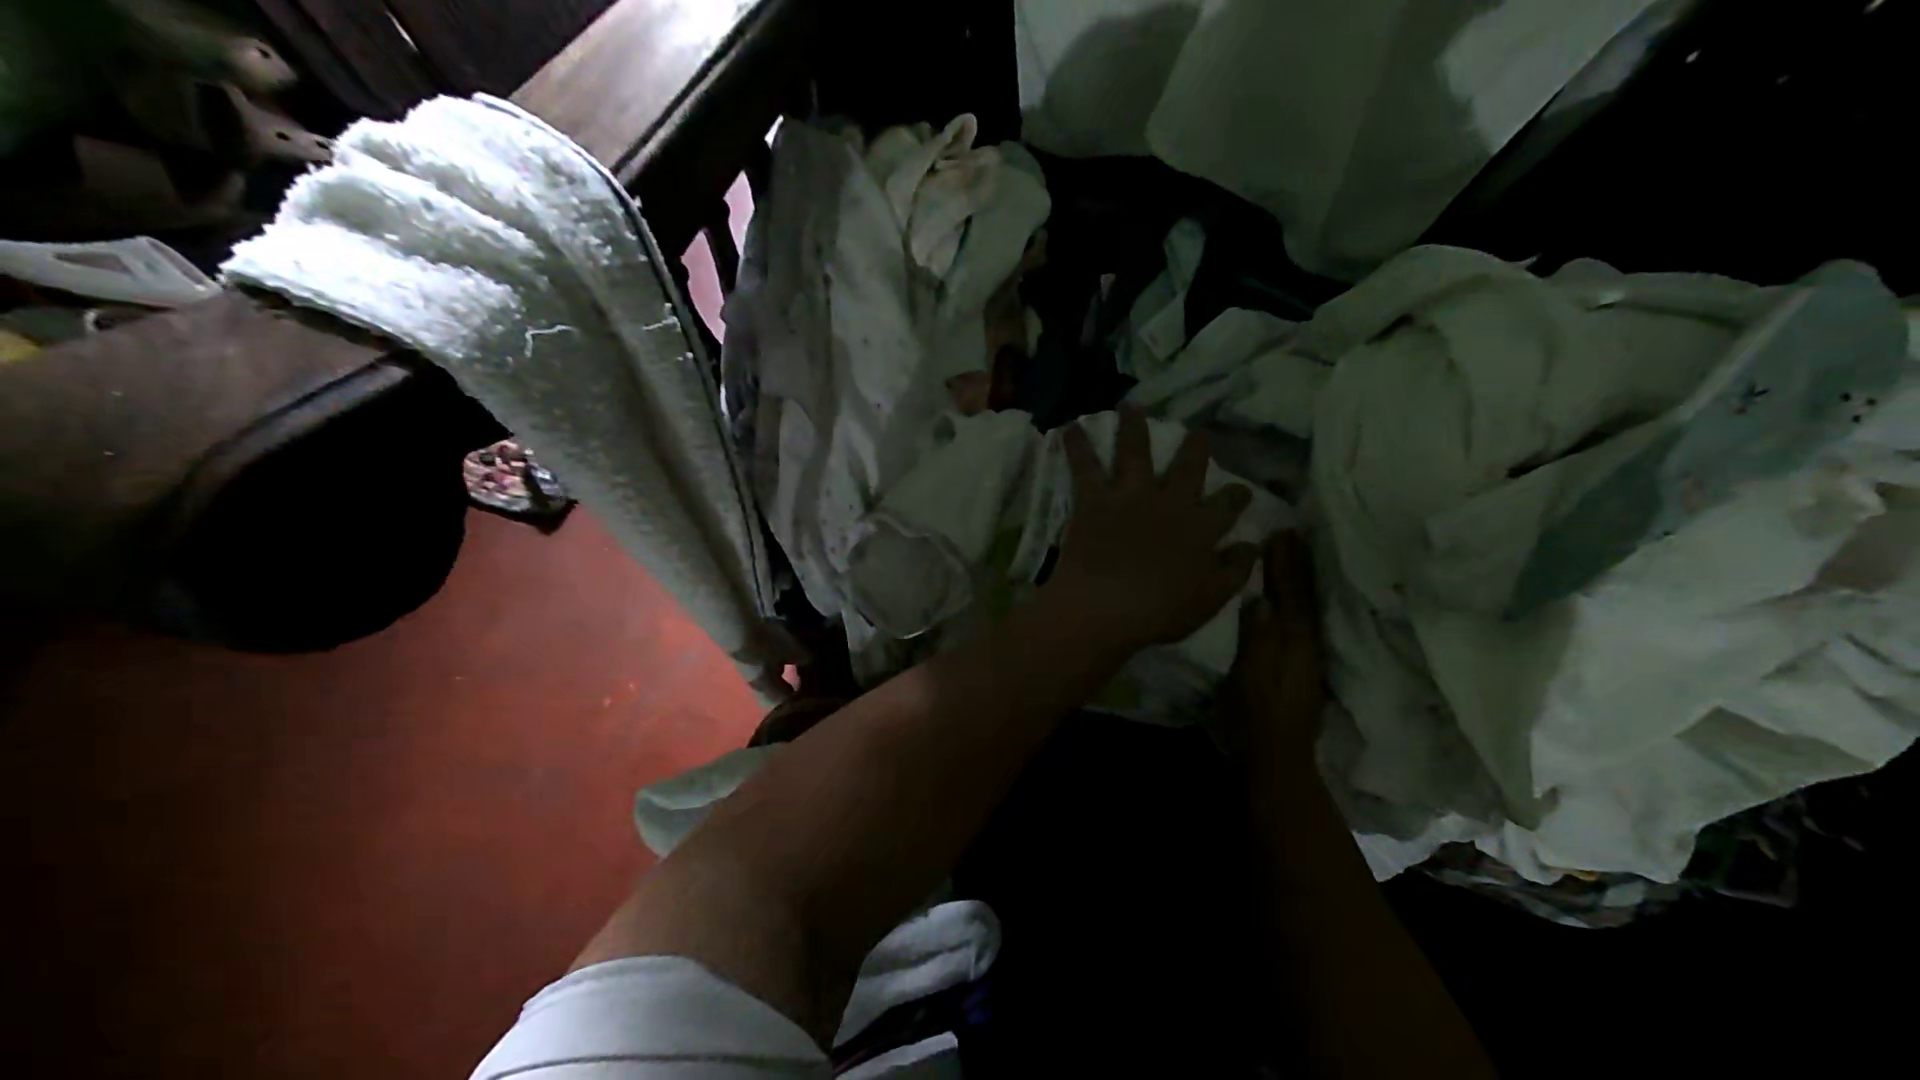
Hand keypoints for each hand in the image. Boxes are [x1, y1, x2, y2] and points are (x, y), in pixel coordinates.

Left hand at [1040, 409, 1258, 653]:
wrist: (1105, 606)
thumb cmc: (1159, 611)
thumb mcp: (1209, 599)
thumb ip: (1233, 570)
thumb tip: (1252, 545)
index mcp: (1201, 527)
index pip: (1227, 504)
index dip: (1236, 495)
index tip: (1241, 489)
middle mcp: (1169, 502)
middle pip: (1188, 467)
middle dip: (1196, 448)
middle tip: (1198, 431)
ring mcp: (1130, 496)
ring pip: (1135, 453)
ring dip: (1134, 427)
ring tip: (1131, 405)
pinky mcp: (1095, 500)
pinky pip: (1085, 467)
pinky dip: (1077, 446)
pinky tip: (1069, 427)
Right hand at [1222, 532, 1326, 762]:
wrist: (1277, 759)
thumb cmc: (1256, 718)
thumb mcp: (1249, 678)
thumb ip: (1256, 640)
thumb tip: (1259, 600)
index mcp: (1292, 643)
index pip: (1289, 594)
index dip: (1285, 564)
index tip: (1281, 533)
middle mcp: (1305, 644)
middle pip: (1302, 596)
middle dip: (1297, 564)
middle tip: (1292, 532)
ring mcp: (1305, 657)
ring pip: (1306, 608)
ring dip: (1301, 578)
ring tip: (1295, 554)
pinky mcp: (1300, 668)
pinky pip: (1303, 621)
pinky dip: (1300, 600)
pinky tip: (1291, 598)